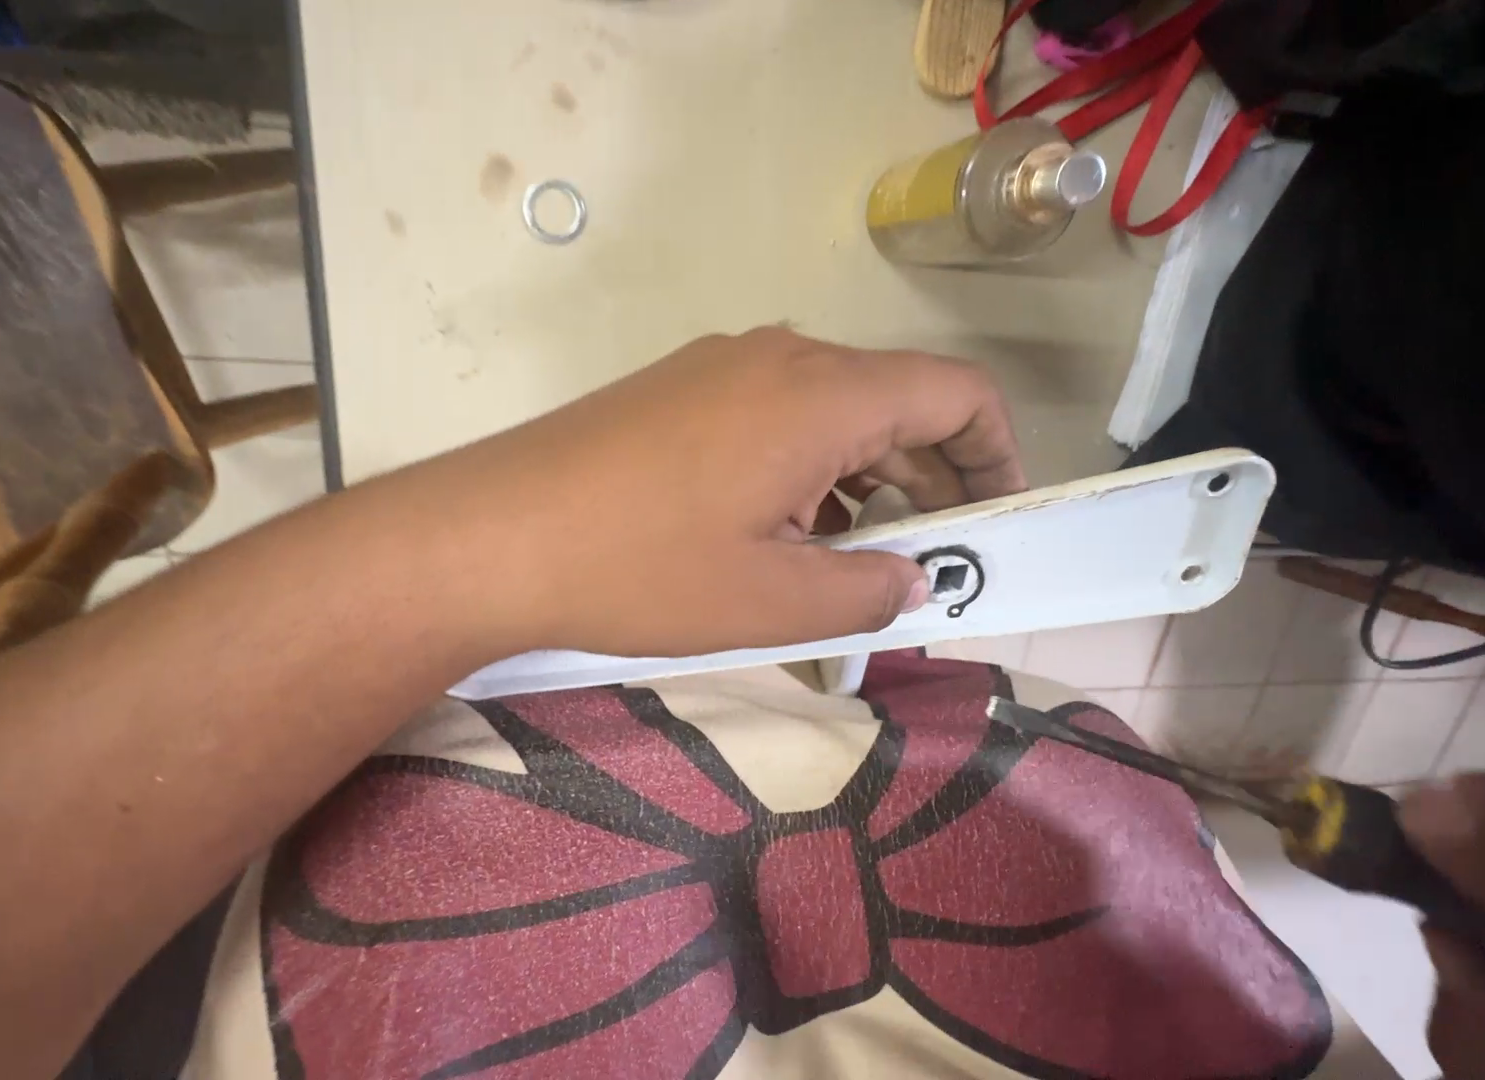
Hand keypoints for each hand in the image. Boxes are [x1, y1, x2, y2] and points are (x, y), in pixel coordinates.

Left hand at [405, 327, 1025, 659]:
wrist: (488, 537)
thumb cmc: (640, 570)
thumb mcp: (770, 602)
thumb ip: (865, 592)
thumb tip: (910, 579)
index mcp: (822, 394)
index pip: (954, 392)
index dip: (996, 452)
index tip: (996, 519)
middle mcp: (779, 357)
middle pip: (894, 401)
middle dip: (930, 478)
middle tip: (926, 560)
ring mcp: (721, 367)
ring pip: (831, 412)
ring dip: (864, 481)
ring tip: (848, 561)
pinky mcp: (678, 390)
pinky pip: (774, 417)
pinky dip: (806, 470)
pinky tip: (779, 533)